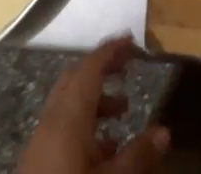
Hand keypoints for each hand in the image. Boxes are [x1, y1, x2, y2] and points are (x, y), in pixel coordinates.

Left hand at [17, 37, 170, 173]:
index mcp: (68, 118)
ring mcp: (40, 142)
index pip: (88, 69)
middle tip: (130, 68)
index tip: (131, 39)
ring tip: (124, 112)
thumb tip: (164, 130)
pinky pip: (61, 128)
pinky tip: (105, 149)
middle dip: (102, 71)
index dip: (109, 52)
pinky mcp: (36, 162)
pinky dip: (84, 124)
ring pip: (67, 106)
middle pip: (74, 81)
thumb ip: (138, 155)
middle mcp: (50, 122)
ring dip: (95, 101)